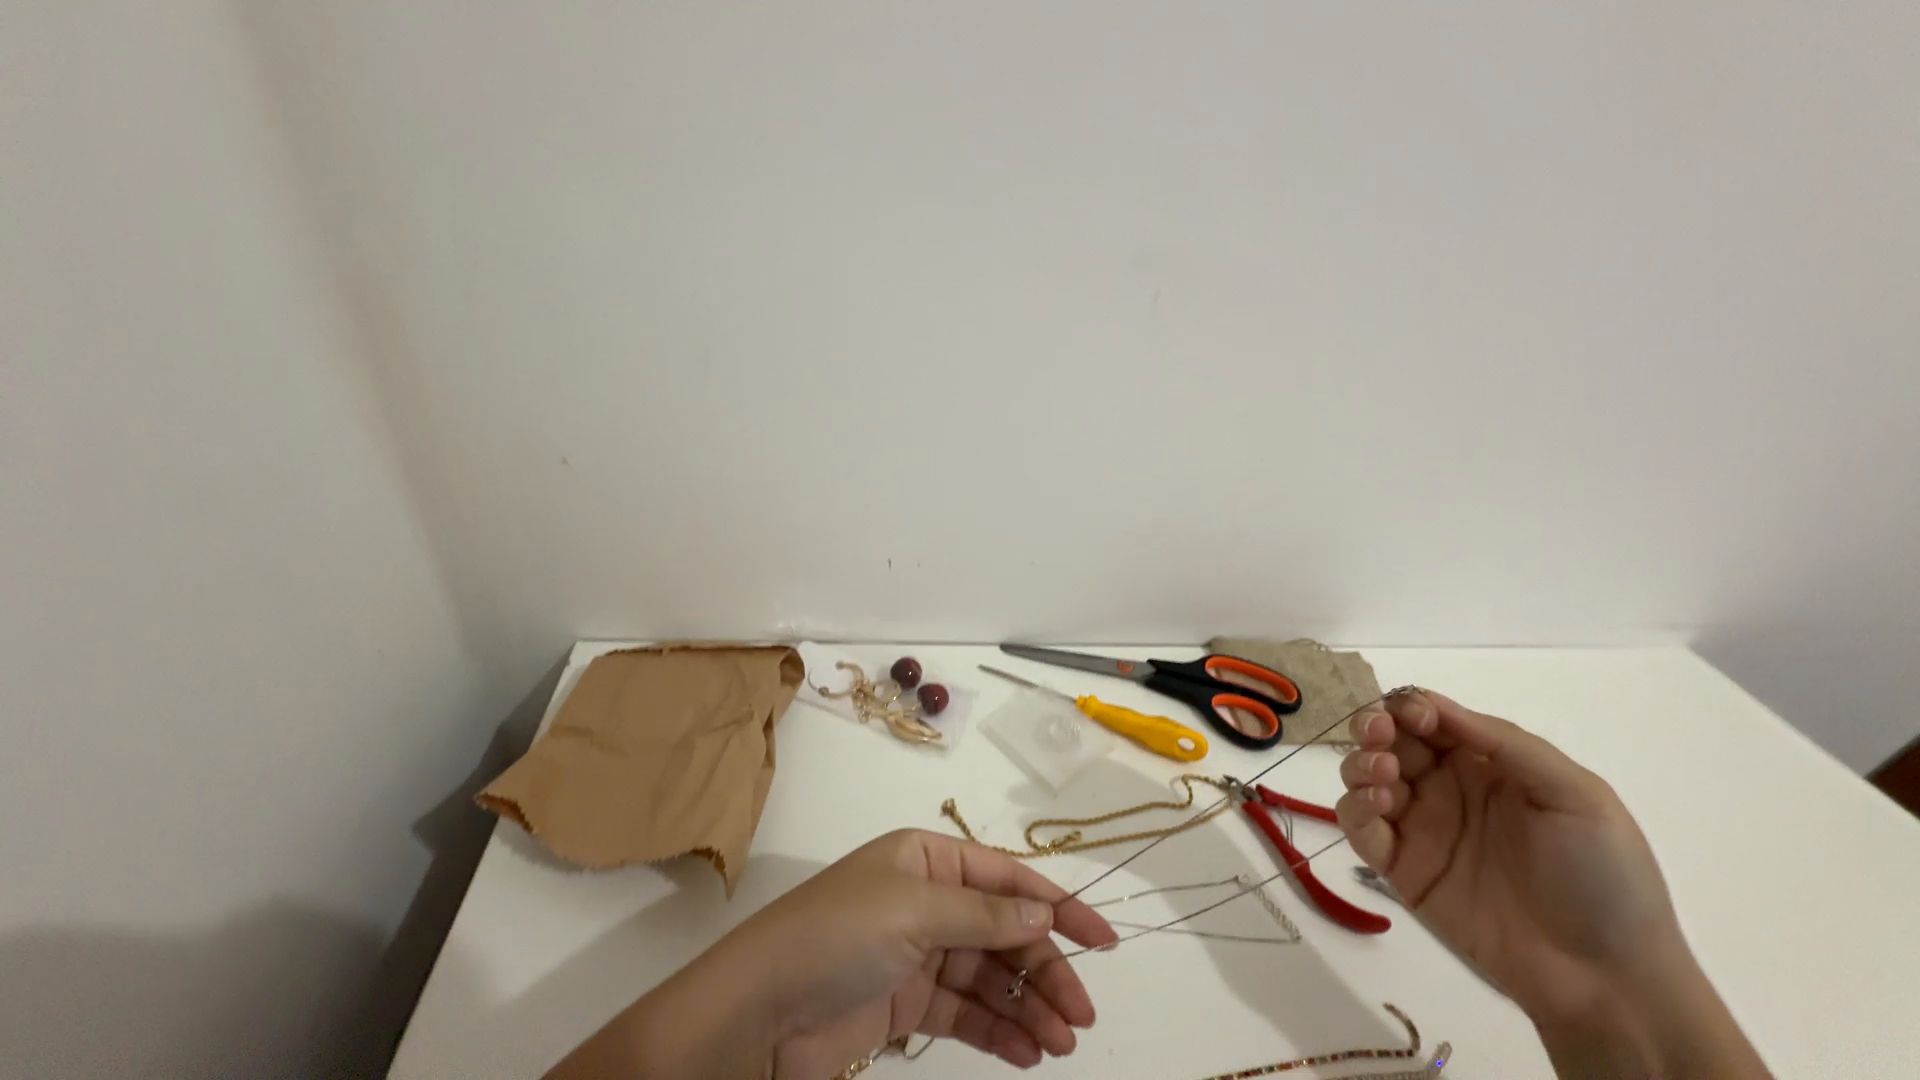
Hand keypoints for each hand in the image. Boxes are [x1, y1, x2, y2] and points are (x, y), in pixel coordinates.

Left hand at [751, 829, 1116, 1076]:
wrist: (757, 1013)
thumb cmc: (838, 935)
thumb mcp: (913, 911)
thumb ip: (984, 917)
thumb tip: (1044, 918)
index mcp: (926, 860)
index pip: (1005, 879)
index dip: (1056, 908)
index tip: (1103, 940)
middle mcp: (926, 901)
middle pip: (1003, 933)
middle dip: (1044, 971)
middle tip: (1081, 1014)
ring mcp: (916, 954)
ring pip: (989, 978)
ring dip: (1027, 1008)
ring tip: (1061, 1042)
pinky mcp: (905, 1005)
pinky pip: (965, 1013)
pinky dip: (998, 1031)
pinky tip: (1028, 1053)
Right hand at [1335, 690, 1768, 1078]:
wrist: (1604, 974)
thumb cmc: (1603, 874)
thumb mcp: (1575, 793)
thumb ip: (1506, 742)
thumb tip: (1433, 703)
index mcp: (1487, 764)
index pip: (1430, 718)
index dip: (1411, 706)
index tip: (1413, 716)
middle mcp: (1446, 788)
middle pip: (1387, 740)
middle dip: (1373, 726)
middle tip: (1379, 736)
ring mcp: (1420, 827)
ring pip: (1362, 776)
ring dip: (1359, 763)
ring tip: (1383, 776)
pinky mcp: (1400, 868)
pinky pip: (1359, 826)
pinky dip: (1354, 808)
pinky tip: (1378, 808)